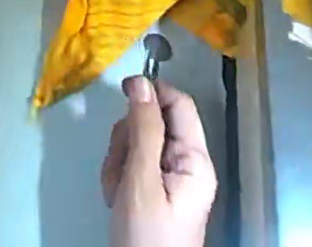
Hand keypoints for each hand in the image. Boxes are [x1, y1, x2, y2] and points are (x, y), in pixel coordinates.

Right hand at [102, 76, 215, 246]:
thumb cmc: (147, 238)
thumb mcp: (142, 180)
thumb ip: (143, 128)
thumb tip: (141, 81)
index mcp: (194, 159)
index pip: (178, 103)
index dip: (152, 92)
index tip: (122, 93)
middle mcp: (185, 164)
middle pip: (153, 121)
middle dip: (128, 136)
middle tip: (121, 166)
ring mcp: (168, 179)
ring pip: (137, 141)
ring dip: (119, 159)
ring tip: (118, 191)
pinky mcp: (152, 192)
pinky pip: (130, 164)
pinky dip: (118, 176)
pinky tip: (117, 199)